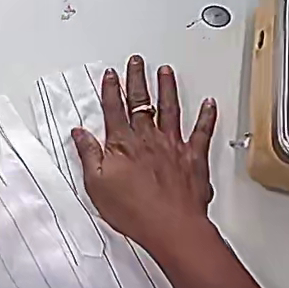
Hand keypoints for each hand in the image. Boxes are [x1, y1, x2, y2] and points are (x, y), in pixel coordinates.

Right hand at [71, 56, 218, 256]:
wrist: (170, 226)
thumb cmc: (134, 210)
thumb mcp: (97, 185)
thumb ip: (89, 155)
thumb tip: (79, 134)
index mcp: (123, 144)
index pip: (114, 109)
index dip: (111, 90)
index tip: (111, 75)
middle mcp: (148, 139)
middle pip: (140, 101)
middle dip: (137, 79)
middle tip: (136, 62)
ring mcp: (172, 145)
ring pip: (169, 109)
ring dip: (167, 88)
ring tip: (165, 71)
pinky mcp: (193, 157)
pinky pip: (201, 131)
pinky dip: (206, 117)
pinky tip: (209, 104)